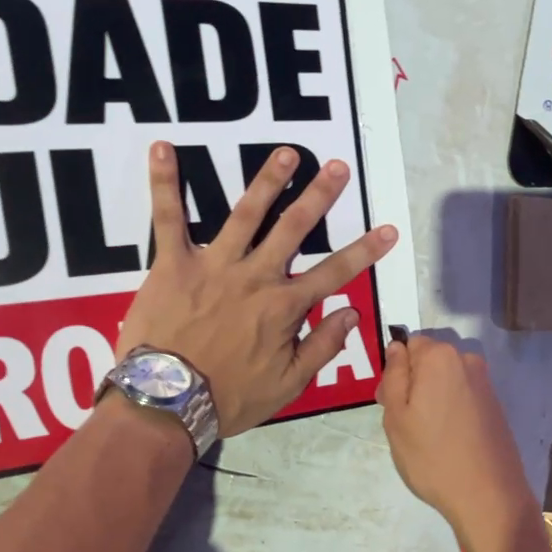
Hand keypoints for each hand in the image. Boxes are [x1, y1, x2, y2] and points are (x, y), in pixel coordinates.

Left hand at [117, 141, 398, 435]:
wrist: (166, 403)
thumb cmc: (230, 397)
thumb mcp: (288, 384)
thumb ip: (323, 346)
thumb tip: (352, 313)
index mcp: (284, 307)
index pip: (335, 273)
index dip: (365, 251)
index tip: (388, 230)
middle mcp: (255, 277)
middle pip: (294, 229)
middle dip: (319, 195)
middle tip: (337, 166)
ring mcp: (214, 266)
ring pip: (245, 214)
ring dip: (267, 181)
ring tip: (286, 153)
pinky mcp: (173, 264)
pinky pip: (167, 218)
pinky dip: (164, 183)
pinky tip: (163, 149)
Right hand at [377, 336, 537, 544]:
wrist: (488, 495)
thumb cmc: (432, 456)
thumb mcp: (396, 416)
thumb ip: (394, 375)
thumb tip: (397, 348)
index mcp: (441, 357)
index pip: (408, 345)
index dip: (395, 372)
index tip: (391, 403)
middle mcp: (468, 361)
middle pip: (429, 361)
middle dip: (414, 384)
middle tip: (406, 425)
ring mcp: (485, 384)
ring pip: (446, 381)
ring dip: (432, 399)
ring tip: (427, 437)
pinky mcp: (496, 406)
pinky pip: (463, 397)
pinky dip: (451, 411)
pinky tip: (448, 440)